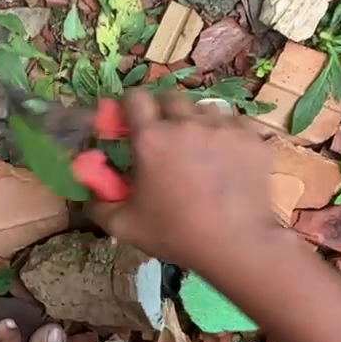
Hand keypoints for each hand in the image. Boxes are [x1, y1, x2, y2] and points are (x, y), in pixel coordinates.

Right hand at [86, 90, 278, 277]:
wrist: (238, 245)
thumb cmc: (176, 234)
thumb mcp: (125, 225)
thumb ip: (99, 204)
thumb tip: (90, 191)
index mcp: (150, 138)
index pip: (134, 97)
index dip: (130, 105)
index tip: (130, 120)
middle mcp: (184, 123)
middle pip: (169, 96)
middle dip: (163, 111)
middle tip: (164, 135)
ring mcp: (221, 128)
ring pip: (203, 108)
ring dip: (196, 121)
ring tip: (198, 146)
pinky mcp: (250, 138)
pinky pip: (234, 122)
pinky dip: (226, 133)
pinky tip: (225, 155)